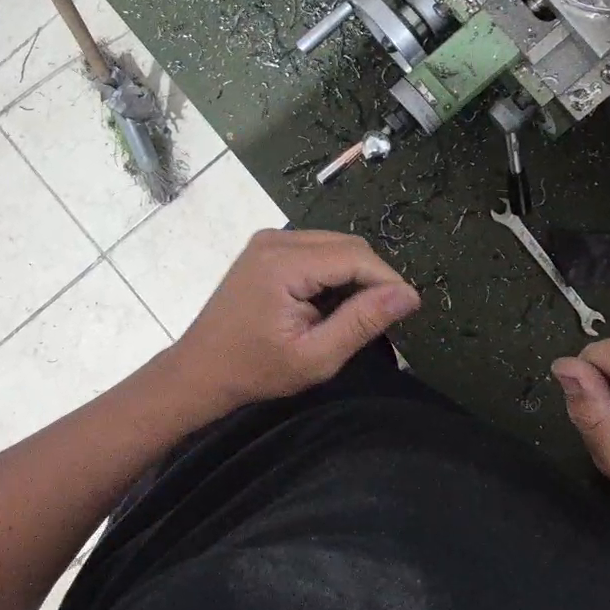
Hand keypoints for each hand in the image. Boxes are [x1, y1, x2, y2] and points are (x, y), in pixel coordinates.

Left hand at [168, 229, 420, 409]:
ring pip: (335, 245)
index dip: (387, 281)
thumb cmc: (256, 370)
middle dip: (372, 278)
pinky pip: (316, 250)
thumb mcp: (316, 357)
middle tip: (379, 319)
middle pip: (347, 245)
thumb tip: (408, 295)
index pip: (356, 256)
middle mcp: (277, 238)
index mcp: (284, 262)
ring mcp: (269, 239)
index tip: (407, 311)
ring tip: (352, 315)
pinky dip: (332, 272)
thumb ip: (362, 322)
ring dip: (353, 275)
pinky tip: (327, 304)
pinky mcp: (267, 247)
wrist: (200, 371)